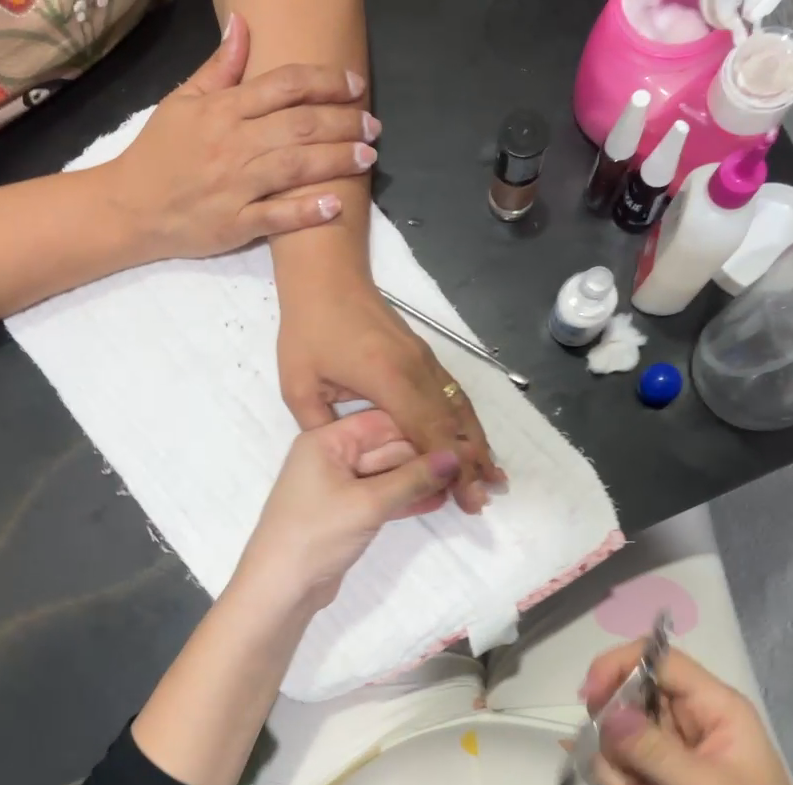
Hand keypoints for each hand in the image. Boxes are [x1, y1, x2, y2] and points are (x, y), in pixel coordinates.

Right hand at [100, 14, 378, 260]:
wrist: (130, 208)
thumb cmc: (159, 154)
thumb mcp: (182, 102)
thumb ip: (218, 68)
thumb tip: (243, 26)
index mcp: (223, 110)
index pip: (284, 86)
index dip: (325, 82)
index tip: (354, 85)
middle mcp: (233, 144)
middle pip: (299, 125)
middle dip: (343, 122)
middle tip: (372, 125)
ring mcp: (235, 187)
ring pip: (295, 167)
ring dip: (336, 160)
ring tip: (368, 157)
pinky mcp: (235, 225)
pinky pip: (277, 218)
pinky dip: (307, 212)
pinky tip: (336, 204)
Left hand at [232, 409, 459, 610]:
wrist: (280, 589)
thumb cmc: (316, 535)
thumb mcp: (367, 503)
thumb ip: (413, 478)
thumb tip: (456, 457)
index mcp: (326, 439)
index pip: (384, 422)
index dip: (422, 430)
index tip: (463, 441)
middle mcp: (331, 455)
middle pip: (389, 446)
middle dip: (427, 458)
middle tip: (471, 468)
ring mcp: (338, 485)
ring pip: (389, 473)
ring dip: (421, 481)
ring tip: (462, 488)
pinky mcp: (346, 512)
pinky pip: (383, 496)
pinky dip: (407, 499)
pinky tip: (438, 501)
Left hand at [276, 287, 503, 513]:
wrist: (327, 275)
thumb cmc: (309, 330)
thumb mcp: (299, 386)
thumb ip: (323, 429)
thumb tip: (345, 463)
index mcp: (387, 378)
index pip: (427, 429)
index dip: (447, 464)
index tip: (464, 495)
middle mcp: (416, 370)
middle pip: (453, 424)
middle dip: (470, 465)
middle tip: (482, 502)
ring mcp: (426, 362)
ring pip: (461, 409)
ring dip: (478, 445)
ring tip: (492, 480)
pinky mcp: (426, 358)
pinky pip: (454, 397)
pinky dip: (468, 425)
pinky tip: (475, 446)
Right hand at [581, 643, 792, 784]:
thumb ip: (656, 752)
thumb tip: (608, 714)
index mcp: (712, 706)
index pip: (658, 660)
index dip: (620, 667)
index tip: (592, 698)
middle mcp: (686, 716)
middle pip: (628, 689)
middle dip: (610, 719)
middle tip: (613, 753)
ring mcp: (665, 745)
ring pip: (614, 725)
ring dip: (610, 754)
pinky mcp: (649, 772)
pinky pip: (613, 756)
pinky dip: (610, 773)